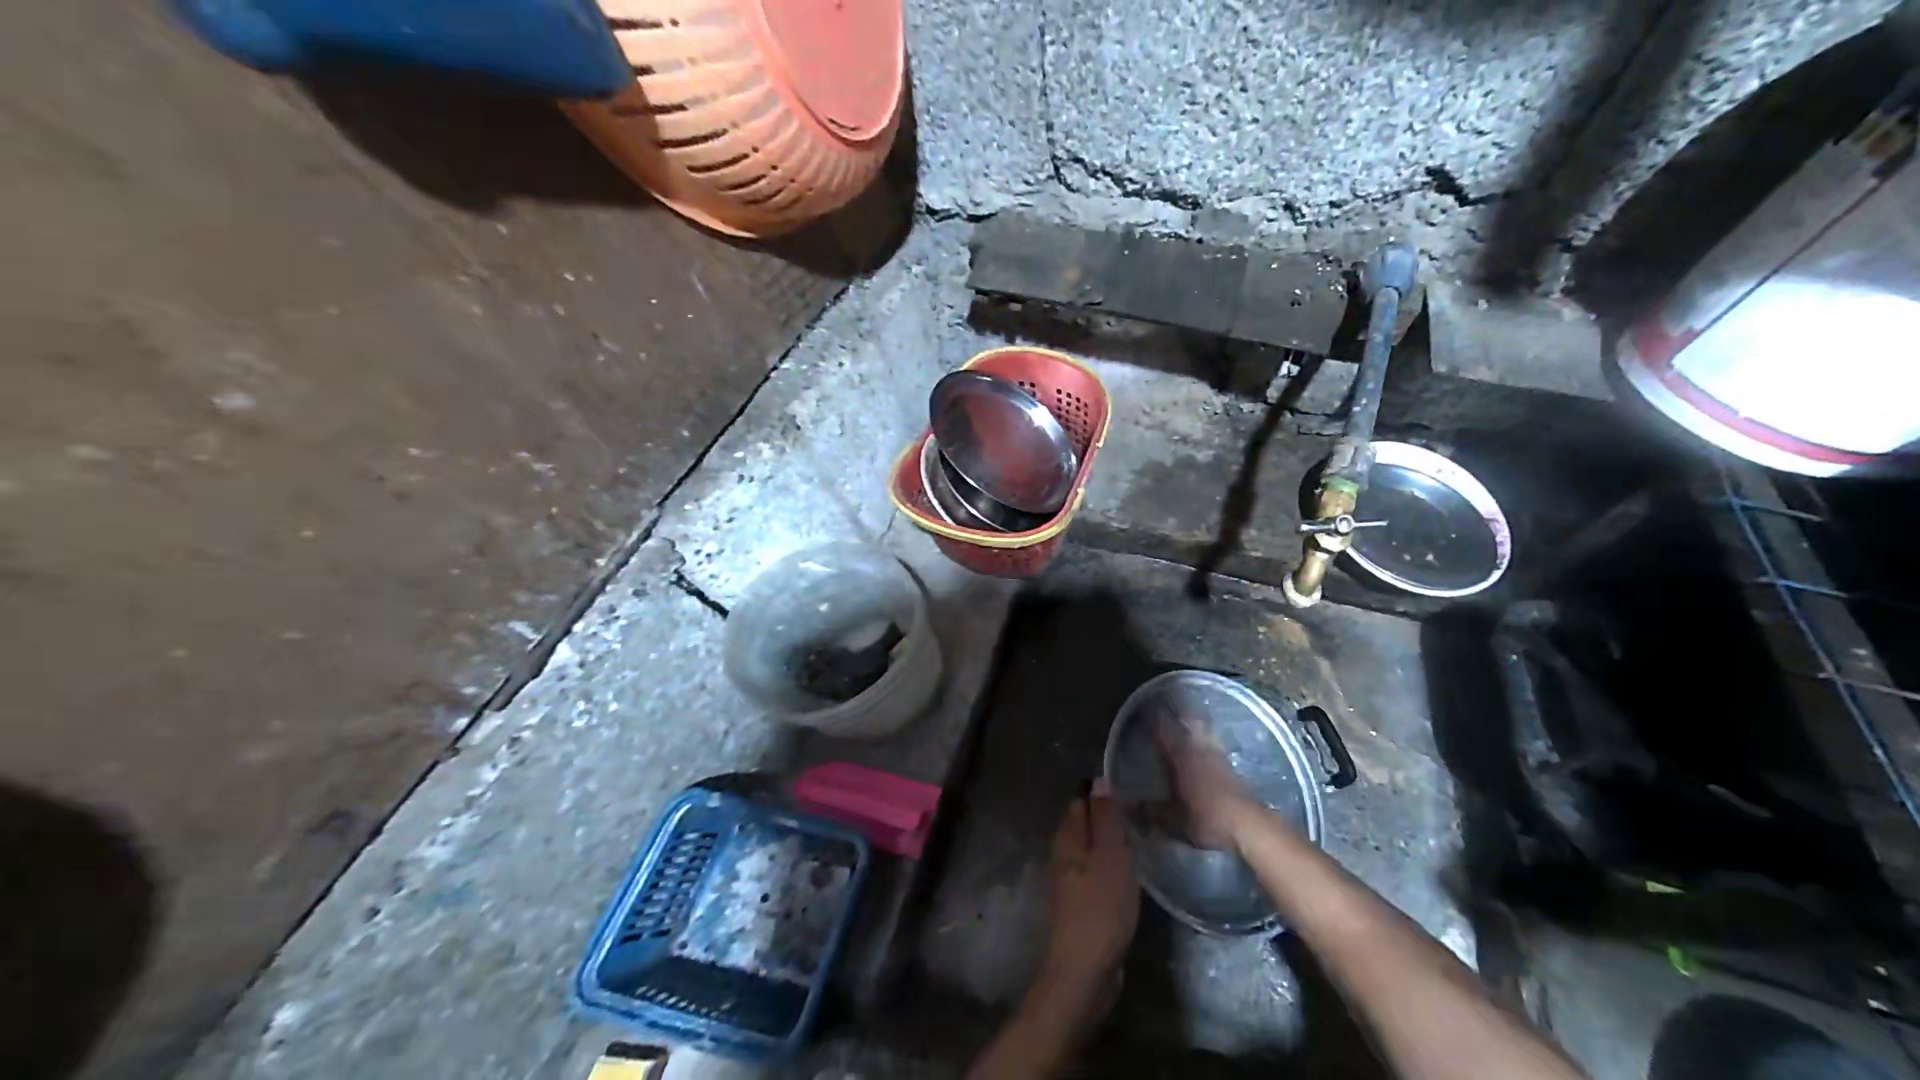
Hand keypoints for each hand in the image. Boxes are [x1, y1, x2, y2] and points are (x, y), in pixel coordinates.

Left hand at [1041, 779, 1139, 996]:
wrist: (1085, 969)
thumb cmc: (1101, 906)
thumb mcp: (1109, 856)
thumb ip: (1104, 819)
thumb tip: (1098, 780)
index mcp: (1066, 839)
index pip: (1080, 803)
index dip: (1099, 794)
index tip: (1126, 788)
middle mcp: (1063, 856)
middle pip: (1082, 826)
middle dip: (1104, 817)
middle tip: (1137, 811)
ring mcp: (1070, 882)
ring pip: (1089, 850)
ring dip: (1108, 843)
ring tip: (1137, 838)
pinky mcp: (1081, 904)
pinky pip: (1095, 873)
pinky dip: (1110, 867)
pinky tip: (1127, 873)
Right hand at [1155, 712, 1258, 850]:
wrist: (1247, 825)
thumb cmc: (1206, 818)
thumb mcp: (1174, 818)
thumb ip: (1152, 810)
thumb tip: (1131, 807)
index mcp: (1180, 757)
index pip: (1163, 731)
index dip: (1153, 717)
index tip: (1144, 707)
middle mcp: (1198, 750)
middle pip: (1189, 721)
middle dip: (1179, 710)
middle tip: (1169, 702)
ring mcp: (1217, 755)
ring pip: (1204, 729)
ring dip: (1195, 720)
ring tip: (1187, 716)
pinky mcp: (1230, 765)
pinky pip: (1214, 742)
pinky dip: (1207, 737)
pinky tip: (1206, 742)